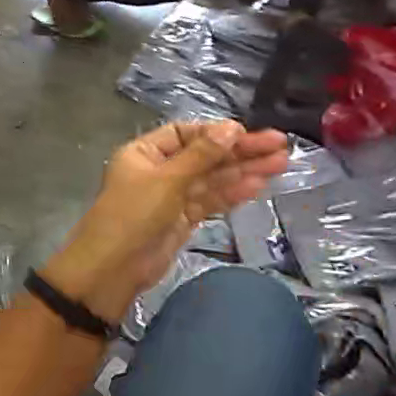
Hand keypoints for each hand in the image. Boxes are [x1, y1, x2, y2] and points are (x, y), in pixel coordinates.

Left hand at [39, 121, 289, 323]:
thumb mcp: (166, 180)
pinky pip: (209, 200)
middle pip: (202, 155)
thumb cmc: (133, 215)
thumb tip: (231, 127)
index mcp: (143, 153)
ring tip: (281, 164)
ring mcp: (170, 196)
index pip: (183, 133)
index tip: (248, 133)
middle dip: (238, 151)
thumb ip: (201, 155)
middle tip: (280, 146)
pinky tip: (259, 185)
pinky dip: (232, 193)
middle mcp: (157, 170)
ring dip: (243, 171)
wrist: (114, 267)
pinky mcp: (181, 219)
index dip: (215, 133)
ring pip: (210, 179)